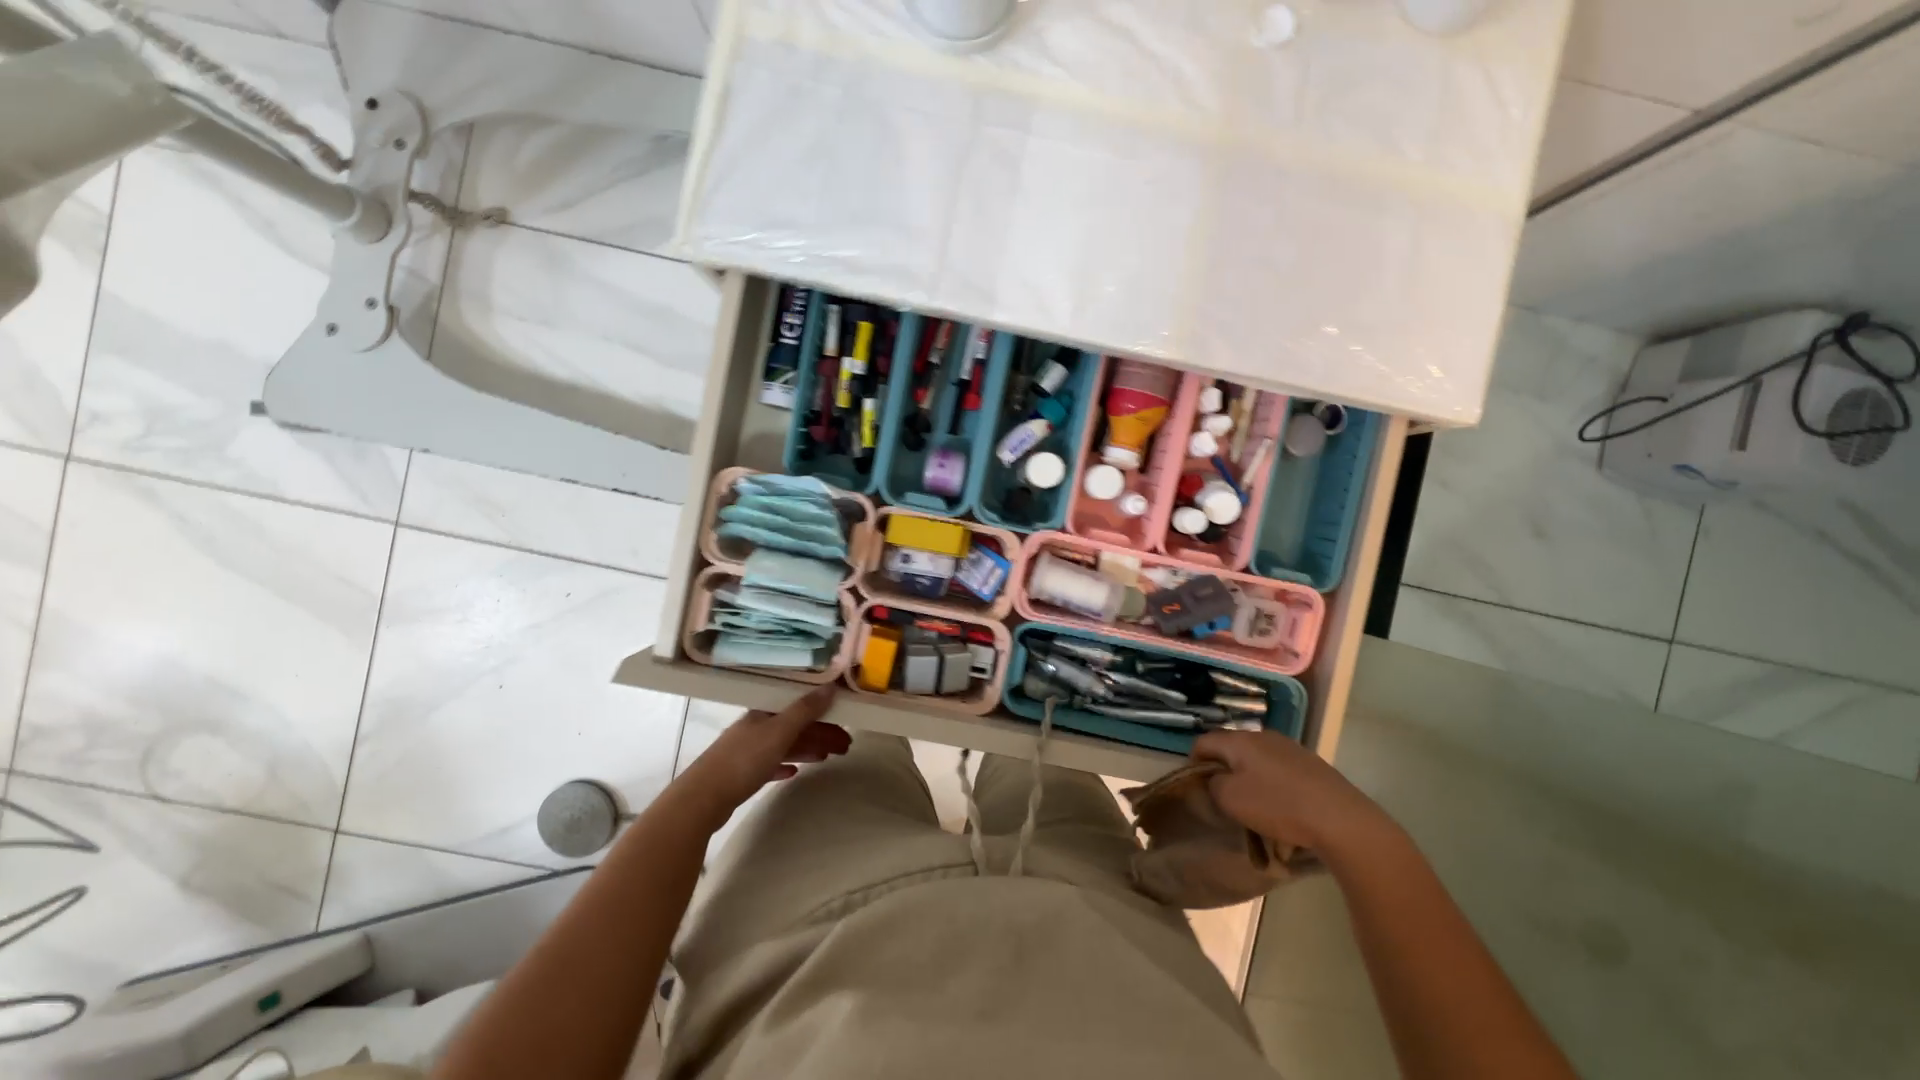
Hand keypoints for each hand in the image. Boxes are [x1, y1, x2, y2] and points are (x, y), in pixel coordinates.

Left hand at [676, 686, 850, 822]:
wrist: (703, 798)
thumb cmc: (744, 760)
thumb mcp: (779, 731)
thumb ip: (805, 710)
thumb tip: (831, 686)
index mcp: (763, 714)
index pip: (800, 708)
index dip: (824, 714)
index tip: (847, 724)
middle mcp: (755, 728)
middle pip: (794, 727)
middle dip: (821, 734)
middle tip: (846, 747)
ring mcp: (746, 751)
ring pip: (784, 745)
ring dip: (807, 748)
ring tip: (827, 758)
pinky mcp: (741, 774)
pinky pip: (770, 764)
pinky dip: (785, 764)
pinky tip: (794, 772)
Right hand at [1192, 729, 1397, 858]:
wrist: (1339, 818)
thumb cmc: (1277, 805)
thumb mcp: (1230, 799)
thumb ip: (1213, 784)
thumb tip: (1215, 779)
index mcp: (1241, 740)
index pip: (1204, 742)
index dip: (1193, 764)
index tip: (1197, 789)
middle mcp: (1265, 736)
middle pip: (1232, 749)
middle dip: (1223, 771)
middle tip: (1223, 799)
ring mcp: (1291, 748)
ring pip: (1256, 760)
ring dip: (1248, 779)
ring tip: (1253, 806)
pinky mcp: (1311, 764)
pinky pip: (1279, 770)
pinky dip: (1272, 785)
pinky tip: (1281, 807)